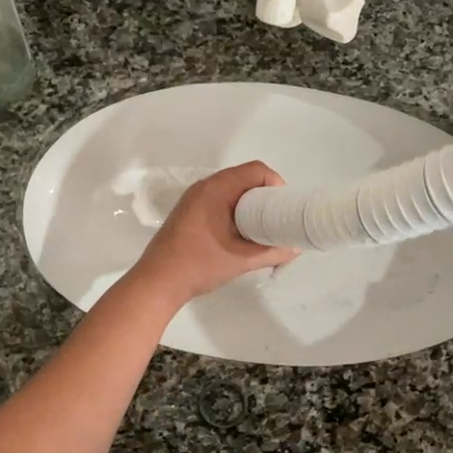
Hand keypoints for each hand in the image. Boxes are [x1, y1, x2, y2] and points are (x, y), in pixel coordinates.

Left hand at [124, 161, 298, 307]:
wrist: (157, 282)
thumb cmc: (199, 265)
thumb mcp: (240, 260)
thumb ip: (271, 252)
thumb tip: (294, 249)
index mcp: (216, 189)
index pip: (255, 170)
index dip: (275, 184)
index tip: (284, 208)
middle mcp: (204, 187)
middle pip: (244, 178)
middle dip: (264, 195)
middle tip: (277, 219)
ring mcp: (193, 199)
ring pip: (231, 190)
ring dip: (249, 204)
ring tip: (261, 228)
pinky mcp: (188, 212)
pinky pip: (219, 201)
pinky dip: (234, 210)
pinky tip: (239, 233)